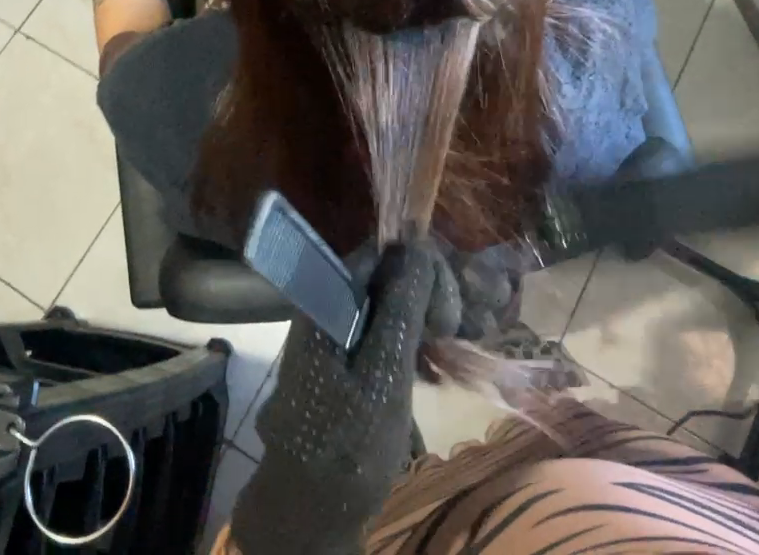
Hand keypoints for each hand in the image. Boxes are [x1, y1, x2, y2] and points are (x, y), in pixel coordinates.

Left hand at [230, 240, 458, 554]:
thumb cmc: (349, 444)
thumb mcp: (385, 376)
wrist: (309, 510)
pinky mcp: (338, 360)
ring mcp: (330, 335)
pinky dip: (406, 342)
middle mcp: (323, 309)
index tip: (447, 312)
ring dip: (419, 319)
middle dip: (424, 295)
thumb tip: (418, 247)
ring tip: (445, 351)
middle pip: (382, 275)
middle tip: (449, 332)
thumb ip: (400, 308)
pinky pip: (378, 332)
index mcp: (326, 304)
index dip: (420, 271)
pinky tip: (428, 367)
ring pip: (384, 303)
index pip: (379, 255)